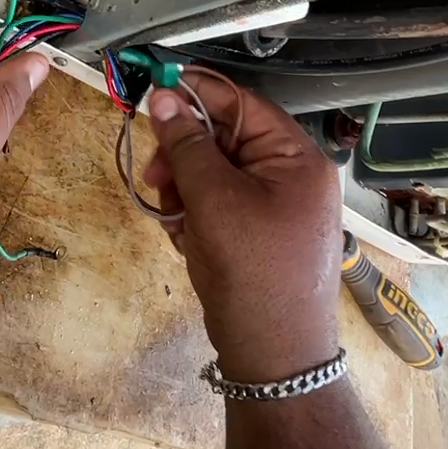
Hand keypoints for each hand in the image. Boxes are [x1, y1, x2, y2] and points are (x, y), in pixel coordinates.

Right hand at [142, 72, 341, 382]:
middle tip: (154, 175)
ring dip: (183, 187)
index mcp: (295, 157)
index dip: (195, 92)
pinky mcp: (257, 228)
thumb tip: (162, 96)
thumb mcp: (212, 199)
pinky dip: (194, 210)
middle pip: (223, 136)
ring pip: (213, 169)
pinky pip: (217, 198)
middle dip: (183, 154)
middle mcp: (289, 173)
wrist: (273, 359)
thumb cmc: (250, 270)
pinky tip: (184, 235)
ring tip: (172, 218)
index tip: (153, 89)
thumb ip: (185, 143)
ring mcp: (275, 203)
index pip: (240, 103)